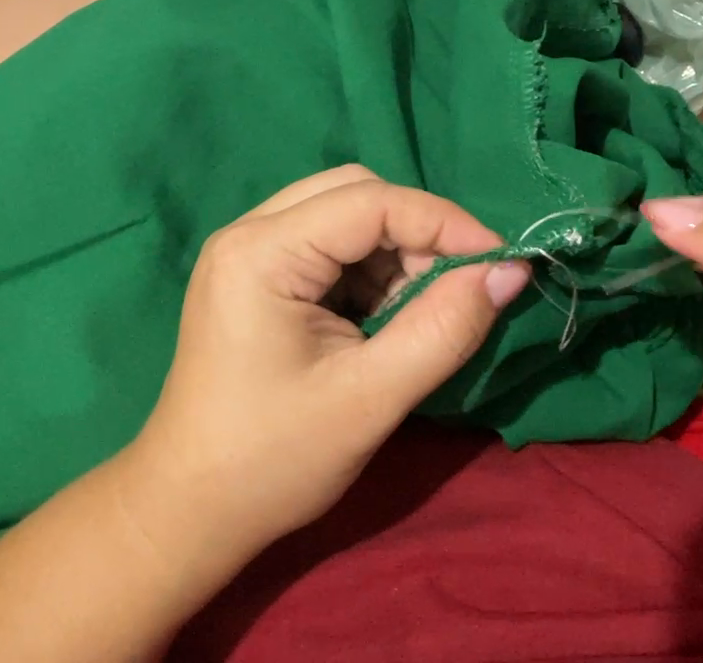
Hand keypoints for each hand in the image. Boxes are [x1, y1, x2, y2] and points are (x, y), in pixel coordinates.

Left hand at [119, 166, 529, 567]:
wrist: (191, 509)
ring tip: (421, 314)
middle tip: (459, 288)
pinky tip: (386, 319)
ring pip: (344, 217)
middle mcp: (248, 234)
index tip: (501, 262)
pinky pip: (329, 248)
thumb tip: (511, 271)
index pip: (369, 201)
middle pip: (354, 194)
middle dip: (417, 233)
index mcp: (261, 252)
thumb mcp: (370, 397)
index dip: (443, 223)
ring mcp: (248, 254)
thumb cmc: (273, 459)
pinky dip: (370, 273)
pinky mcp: (257, 278)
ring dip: (395, 254)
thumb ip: (445, 328)